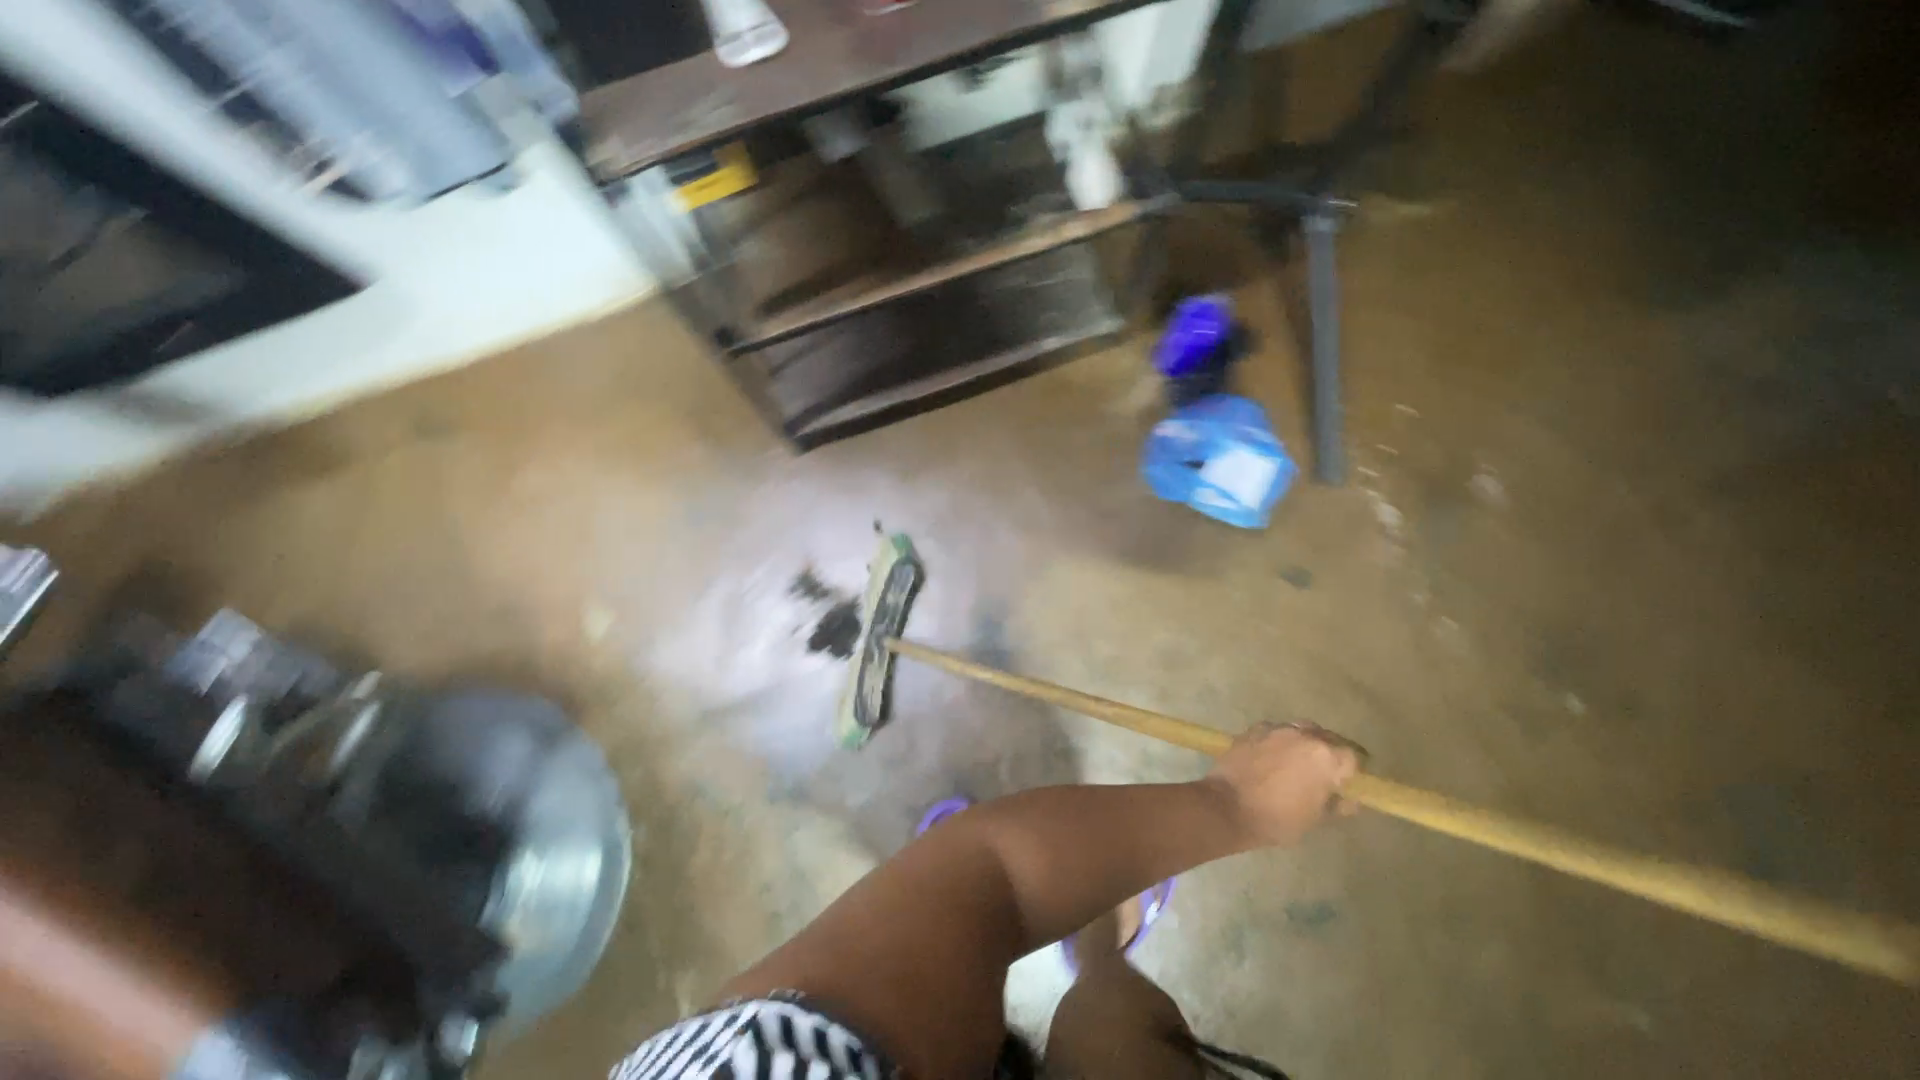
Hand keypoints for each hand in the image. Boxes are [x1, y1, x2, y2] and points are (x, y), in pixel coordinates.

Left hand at [1203, 722, 1362, 847]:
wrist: (1226, 807)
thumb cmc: (1277, 819)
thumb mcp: (1315, 818)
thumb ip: (1337, 804)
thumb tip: (1348, 799)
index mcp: (1326, 756)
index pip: (1354, 756)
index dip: (1352, 770)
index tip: (1346, 782)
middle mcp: (1305, 734)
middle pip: (1328, 738)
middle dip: (1329, 753)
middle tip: (1322, 773)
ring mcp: (1277, 728)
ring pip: (1301, 731)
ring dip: (1304, 744)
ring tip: (1295, 764)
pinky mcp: (1254, 729)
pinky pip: (1276, 731)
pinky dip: (1279, 742)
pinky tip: (1270, 759)